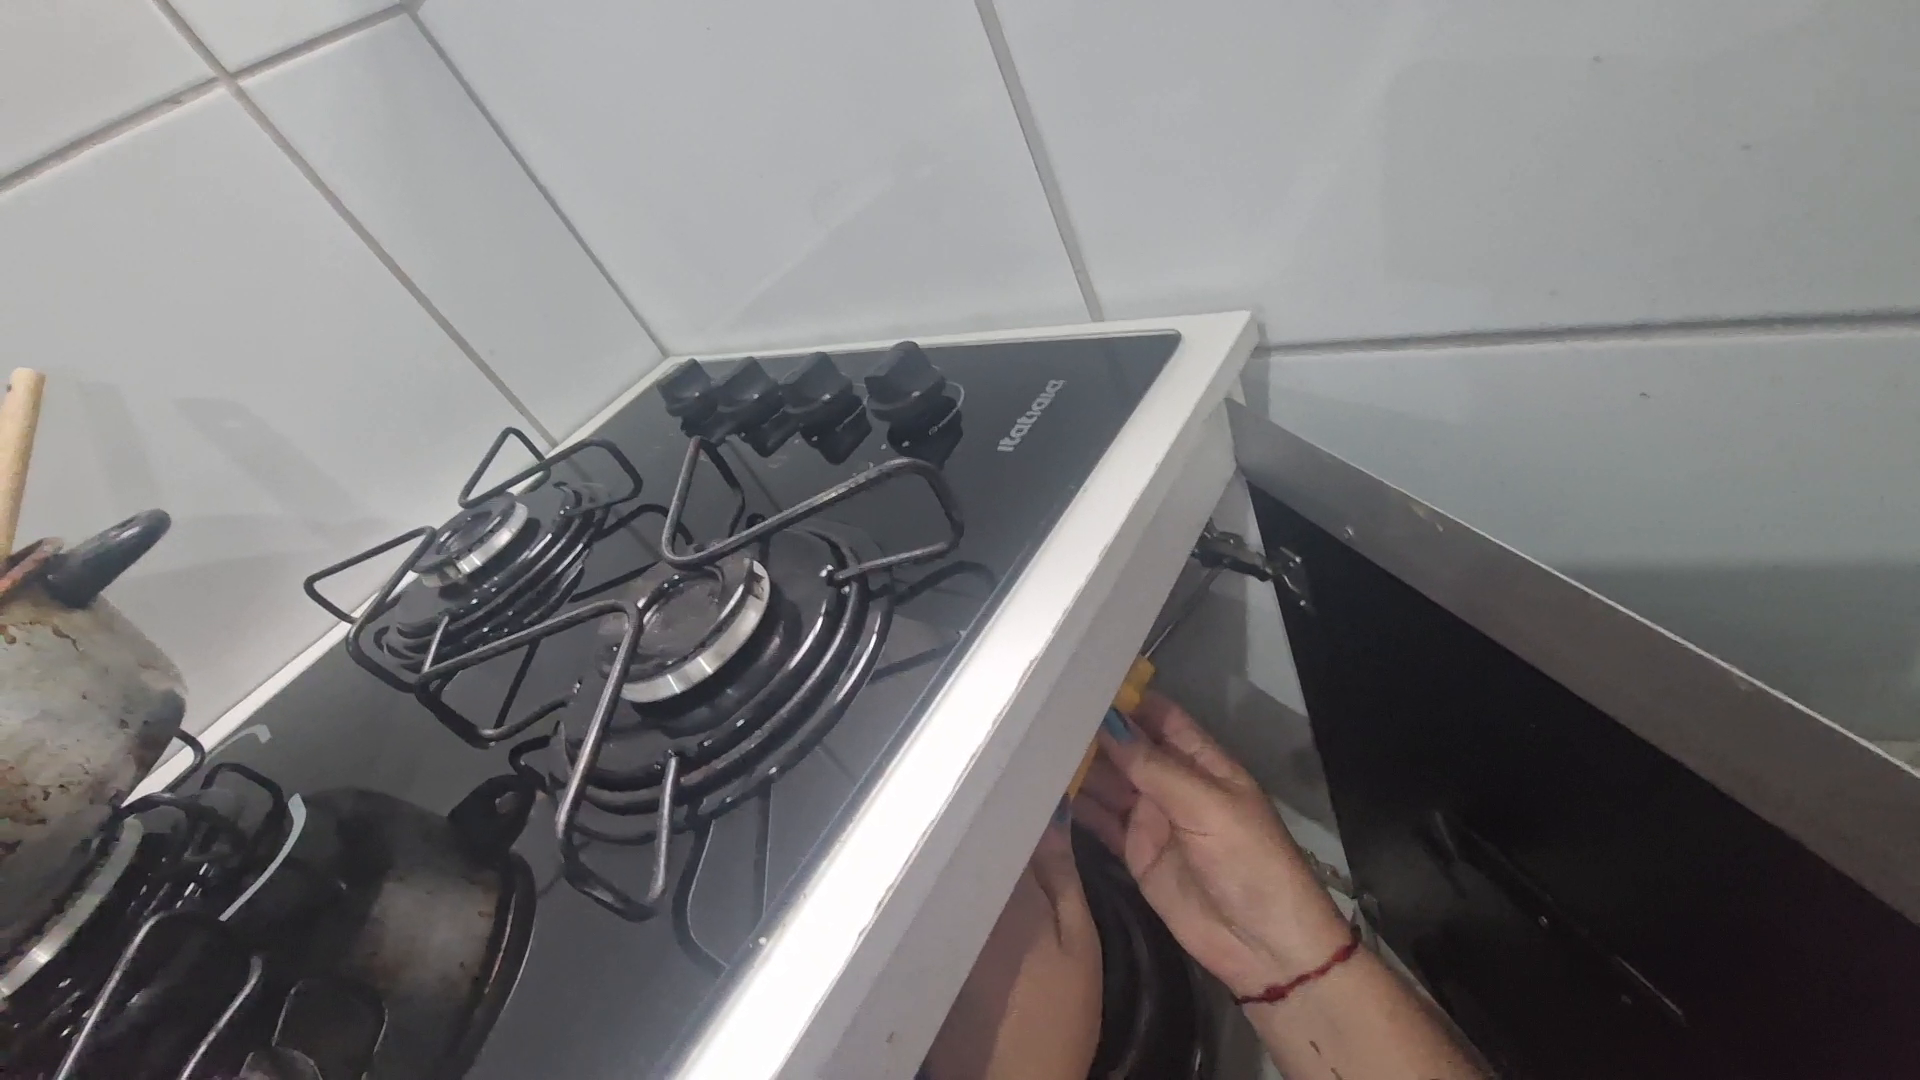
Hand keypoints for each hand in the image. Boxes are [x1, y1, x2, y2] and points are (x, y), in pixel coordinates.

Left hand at [925, 812, 1102, 1079]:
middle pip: (972, 845)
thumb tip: (1053, 816)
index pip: (1001, 827)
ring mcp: (940, 921)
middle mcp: (963, 897)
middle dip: (987, 824)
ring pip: (955, 868)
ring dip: (969, 851)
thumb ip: (1063, 879)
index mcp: (1006, 891)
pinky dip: (953, 885)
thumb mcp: (1081, 944)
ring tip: (986, 834)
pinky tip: (964, 883)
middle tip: (1006, 808)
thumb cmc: (1060, 1015)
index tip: (1021, 788)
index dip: (1011, 806)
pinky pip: (941, 896)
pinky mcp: (928, 946)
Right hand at [1073, 692, 1350, 997]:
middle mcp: (1172, 782)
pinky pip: (1099, 821)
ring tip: (1034, 745)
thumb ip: (1154, 767)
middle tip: (1043, 712)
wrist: (1263, 947)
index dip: (1127, 698)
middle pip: (1127, 747)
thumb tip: (1108, 724)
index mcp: (1201, 762)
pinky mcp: (1133, 851)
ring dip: (1079, 766)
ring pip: (1108, 781)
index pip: (1160, 716)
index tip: (1081, 679)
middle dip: (1093, 731)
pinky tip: (1044, 789)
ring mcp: (1150, 817)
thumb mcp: (1207, 805)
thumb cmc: (1250, 862)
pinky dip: (1076, 807)